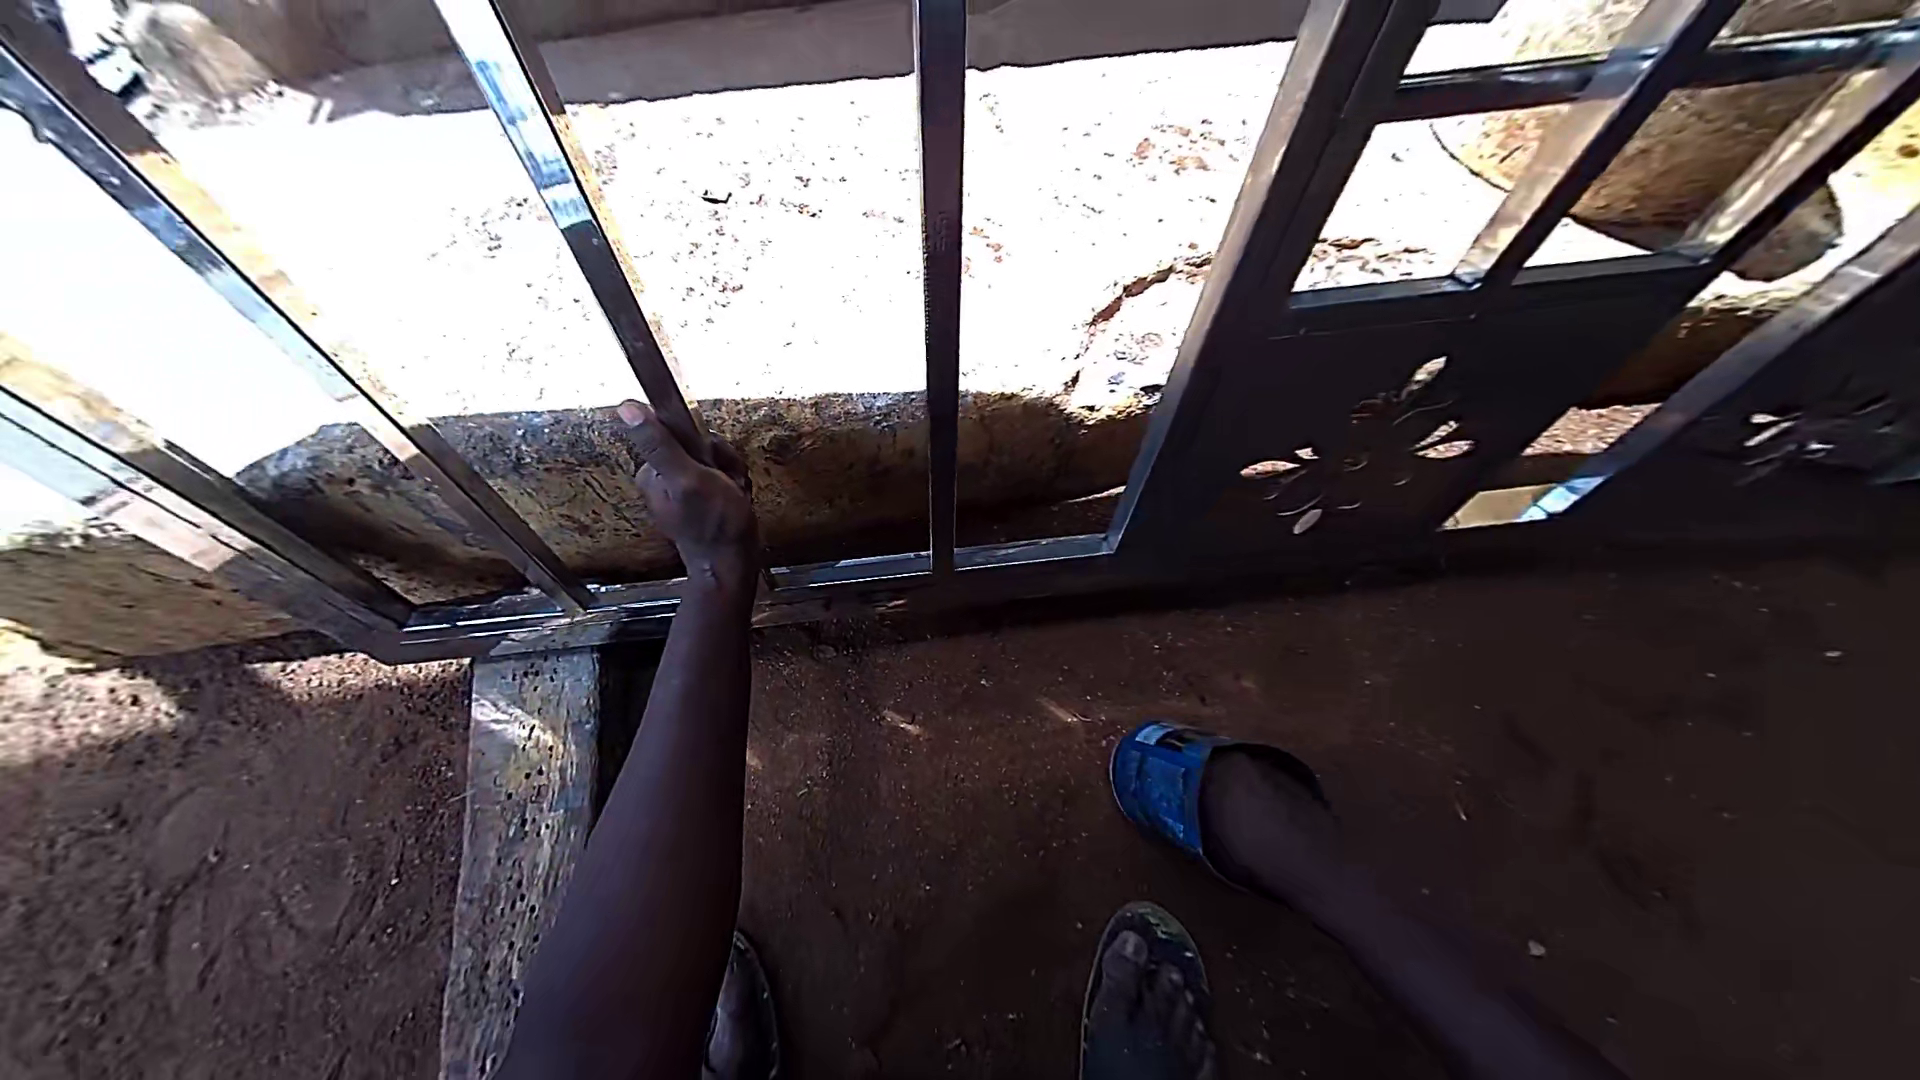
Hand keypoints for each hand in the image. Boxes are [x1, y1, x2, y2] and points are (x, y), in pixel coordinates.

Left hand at [615, 400, 757, 588]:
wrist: (732, 563)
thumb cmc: (714, 526)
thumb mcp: (687, 479)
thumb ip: (659, 445)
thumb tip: (626, 409)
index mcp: (652, 472)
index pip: (681, 434)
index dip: (706, 445)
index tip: (714, 463)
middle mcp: (664, 479)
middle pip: (701, 447)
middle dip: (723, 461)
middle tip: (728, 483)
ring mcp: (684, 489)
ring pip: (715, 461)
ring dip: (731, 475)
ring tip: (734, 494)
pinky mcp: (702, 499)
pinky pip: (722, 478)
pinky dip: (734, 486)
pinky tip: (736, 500)